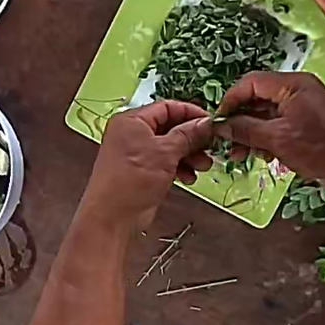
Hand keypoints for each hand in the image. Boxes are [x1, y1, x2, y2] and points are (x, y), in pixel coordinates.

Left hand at [80, 100, 216, 230]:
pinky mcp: (142, 172)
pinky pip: (165, 163)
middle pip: (170, 128)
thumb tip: (208, 124)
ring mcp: (137, 154)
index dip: (191, 113)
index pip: (167, 107)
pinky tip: (189, 178)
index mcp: (132, 120)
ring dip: (189, 155)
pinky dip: (179, 168)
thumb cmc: (132, 180)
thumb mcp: (165, 152)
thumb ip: (188, 135)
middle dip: (193, 138)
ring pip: (170, 147)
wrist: (113, 217)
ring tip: (204, 166)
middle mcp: (133, 134)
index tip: (211, 123)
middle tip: (211, 147)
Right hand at [213, 72, 324, 186]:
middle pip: (258, 98)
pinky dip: (269, 137)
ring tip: (243, 155)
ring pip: (269, 114)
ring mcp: (306, 105)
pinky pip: (282, 124)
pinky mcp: (310, 122)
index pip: (251, 83)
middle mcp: (298, 89)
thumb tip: (222, 126)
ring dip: (253, 133)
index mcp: (292, 84)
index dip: (231, 101)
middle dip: (241, 121)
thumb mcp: (277, 139)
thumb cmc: (321, 148)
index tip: (219, 122)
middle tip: (229, 143)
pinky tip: (264, 155)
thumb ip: (246, 130)